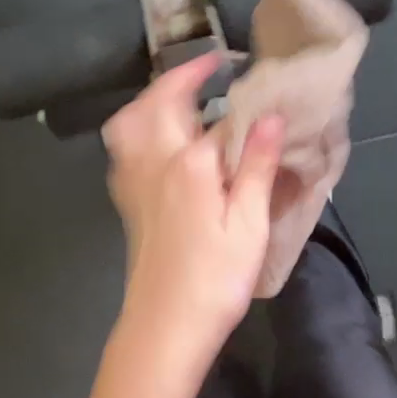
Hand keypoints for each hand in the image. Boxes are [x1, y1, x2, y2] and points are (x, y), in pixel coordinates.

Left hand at [103, 54, 284, 369]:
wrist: (164, 328)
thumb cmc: (215, 280)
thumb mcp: (249, 225)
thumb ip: (258, 167)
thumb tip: (272, 116)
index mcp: (188, 164)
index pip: (218, 118)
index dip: (241, 98)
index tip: (259, 81)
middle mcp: (153, 162)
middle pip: (157, 102)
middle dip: (181, 77)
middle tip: (211, 69)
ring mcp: (133, 182)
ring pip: (130, 122)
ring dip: (151, 100)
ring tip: (180, 100)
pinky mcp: (127, 203)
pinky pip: (124, 149)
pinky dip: (138, 130)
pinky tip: (161, 145)